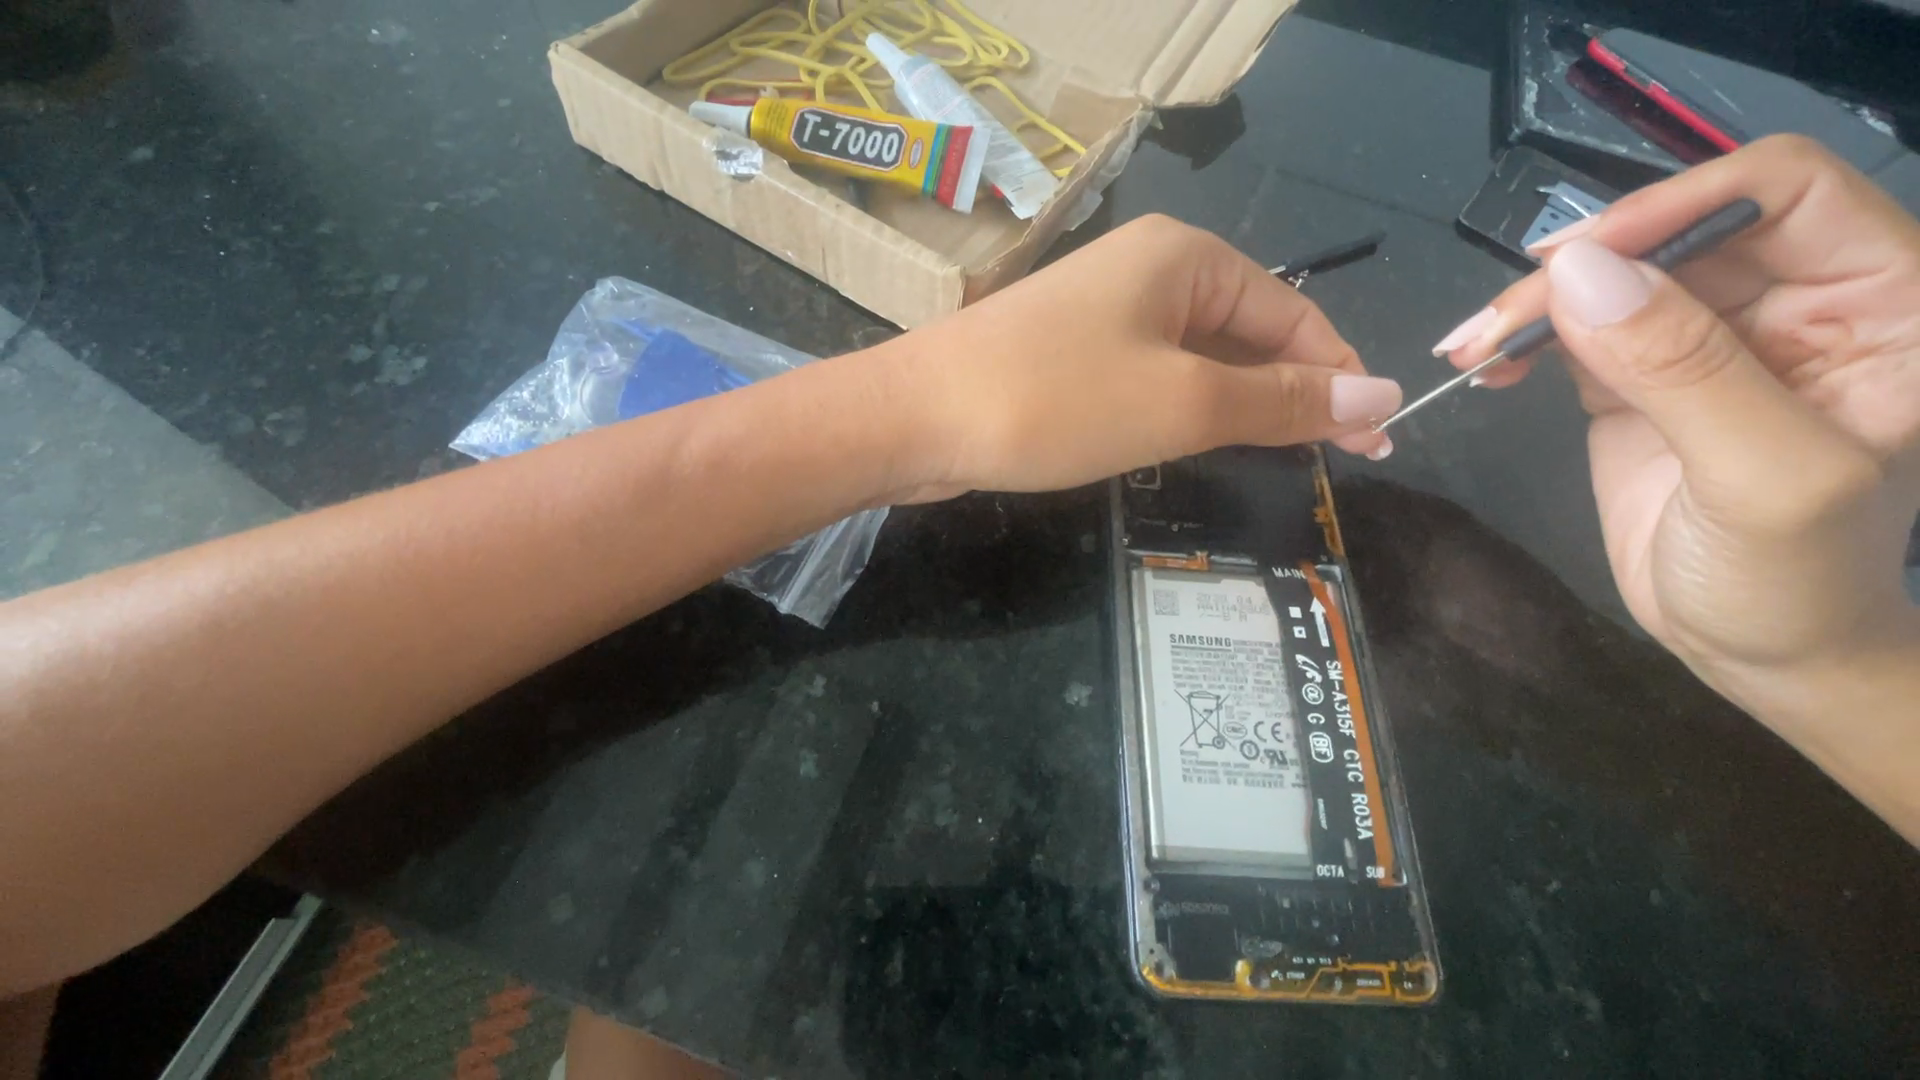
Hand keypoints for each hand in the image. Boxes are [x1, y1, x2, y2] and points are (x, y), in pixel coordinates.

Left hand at [871, 214, 1401, 501]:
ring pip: (1196, 359)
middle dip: (1288, 393)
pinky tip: (1199, 446)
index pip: (1290, 314)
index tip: (1378, 438)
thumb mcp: (1182, 403)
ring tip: (1277, 460)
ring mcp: (1101, 313)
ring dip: (1238, 406)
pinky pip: (1150, 378)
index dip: (1338, 376)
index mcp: (1184, 258)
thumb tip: (1379, 394)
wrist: (916, 419)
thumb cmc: (1055, 402)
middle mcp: (1146, 271)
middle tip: (1332, 460)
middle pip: (1245, 333)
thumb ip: (1279, 400)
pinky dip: (1184, 411)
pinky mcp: (1069, 354)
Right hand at [1435, 136, 1919, 707]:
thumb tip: (1578, 274)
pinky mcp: (1632, 378)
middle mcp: (1794, 302)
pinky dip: (1521, 340)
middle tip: (1488, 328)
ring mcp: (1703, 340)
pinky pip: (1572, 329)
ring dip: (1529, 307)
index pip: (1781, 193)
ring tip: (1469, 350)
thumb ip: (1684, 369)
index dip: (1675, 207)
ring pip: (1608, 278)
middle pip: (1671, 234)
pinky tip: (1487, 367)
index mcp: (1879, 301)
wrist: (1750, 646)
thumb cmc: (1793, 575)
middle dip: (1573, 269)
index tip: (1569, 262)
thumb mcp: (1762, 475)